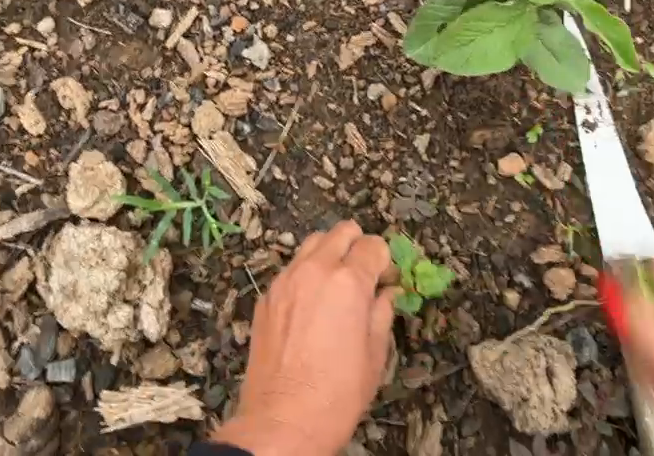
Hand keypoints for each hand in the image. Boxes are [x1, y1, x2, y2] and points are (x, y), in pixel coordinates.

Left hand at [212, 220, 396, 455]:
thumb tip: (386, 292)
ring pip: (313, 243)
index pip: (373, 245)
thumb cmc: (337, 394)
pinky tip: (309, 305)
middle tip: (363, 276)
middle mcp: (315, 269)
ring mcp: (286, 278)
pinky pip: (291, 268)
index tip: (385, 280)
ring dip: (329, 254)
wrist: (282, 420)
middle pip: (342, 231)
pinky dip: (306, 274)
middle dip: (357, 246)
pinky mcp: (267, 294)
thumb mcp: (375, 356)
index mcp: (349, 281)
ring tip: (335, 286)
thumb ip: (382, 313)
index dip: (384, 261)